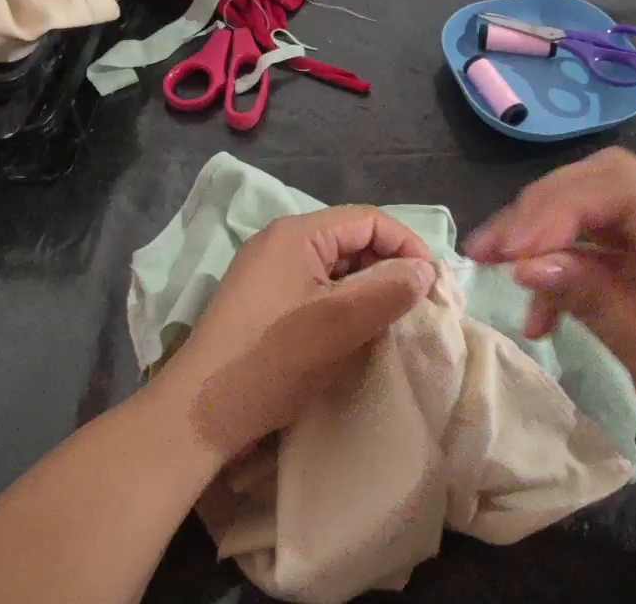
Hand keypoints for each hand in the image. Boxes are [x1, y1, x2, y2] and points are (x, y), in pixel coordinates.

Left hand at [155, 207, 436, 460]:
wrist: (199, 416)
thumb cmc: (271, 361)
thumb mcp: (338, 324)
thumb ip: (387, 291)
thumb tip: (425, 272)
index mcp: (296, 234)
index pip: (368, 220)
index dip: (408, 246)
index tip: (436, 285)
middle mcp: (281, 242)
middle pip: (352, 240)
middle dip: (391, 267)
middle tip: (421, 305)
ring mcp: (269, 272)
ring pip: (337, 267)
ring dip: (369, 288)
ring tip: (395, 320)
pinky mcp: (264, 301)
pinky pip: (318, 288)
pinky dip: (345, 303)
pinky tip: (359, 331)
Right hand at [465, 149, 635, 513]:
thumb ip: (598, 302)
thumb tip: (525, 264)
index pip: (627, 188)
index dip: (559, 208)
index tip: (509, 255)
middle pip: (607, 183)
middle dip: (542, 210)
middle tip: (488, 251)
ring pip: (598, 208)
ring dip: (544, 233)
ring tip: (497, 270)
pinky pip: (602, 247)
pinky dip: (563, 265)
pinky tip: (540, 310)